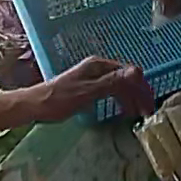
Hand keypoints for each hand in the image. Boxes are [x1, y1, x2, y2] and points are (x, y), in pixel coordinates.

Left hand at [19, 57, 154, 121]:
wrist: (32, 106)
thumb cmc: (58, 100)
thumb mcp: (87, 92)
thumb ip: (113, 82)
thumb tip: (137, 72)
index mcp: (100, 66)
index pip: (130, 74)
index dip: (142, 89)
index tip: (148, 106)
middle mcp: (99, 67)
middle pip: (127, 79)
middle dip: (139, 94)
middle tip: (147, 113)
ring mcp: (94, 76)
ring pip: (121, 85)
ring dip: (131, 98)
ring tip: (137, 114)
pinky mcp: (89, 86)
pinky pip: (112, 90)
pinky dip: (121, 100)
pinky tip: (123, 110)